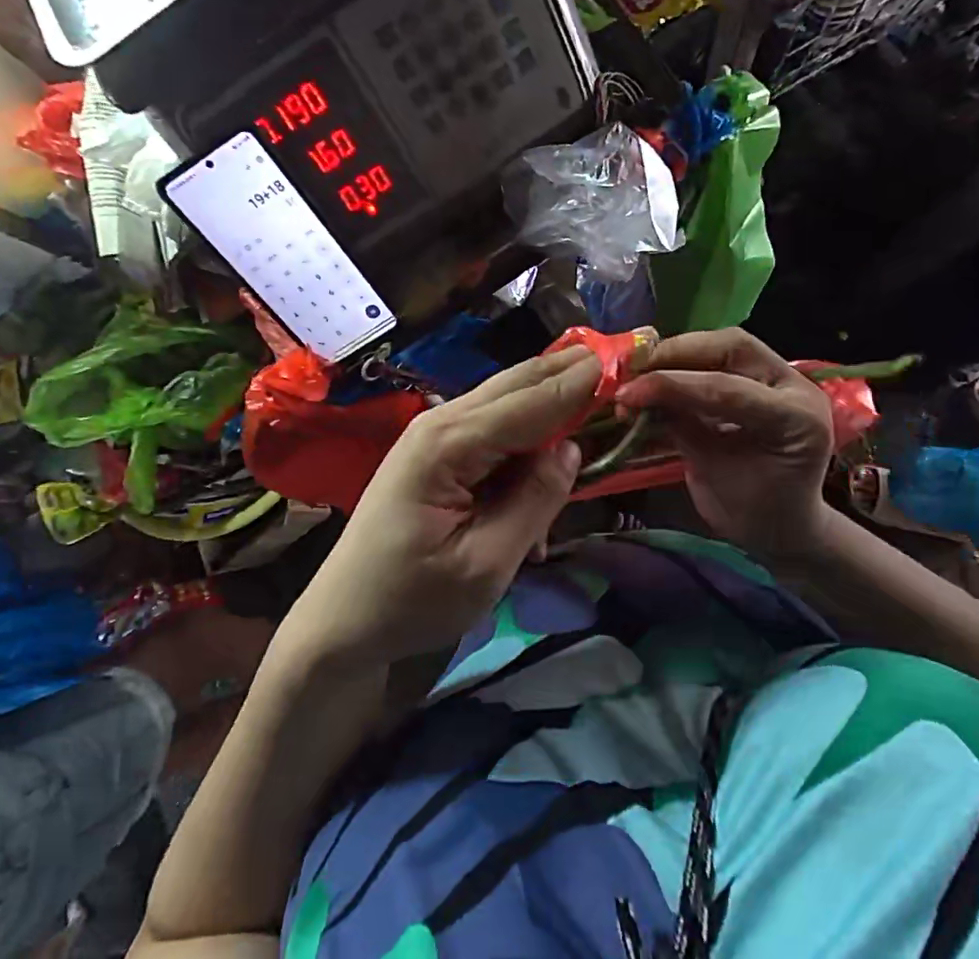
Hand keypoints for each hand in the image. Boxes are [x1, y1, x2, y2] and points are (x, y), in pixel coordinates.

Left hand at [275, 348, 598, 670]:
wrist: (344, 621)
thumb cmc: (410, 601)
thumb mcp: (485, 563)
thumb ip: (534, 500)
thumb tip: (572, 448)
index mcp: (449, 444)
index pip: (531, 401)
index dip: (583, 381)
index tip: (633, 358)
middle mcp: (439, 424)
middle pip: (516, 386)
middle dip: (569, 375)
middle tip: (623, 359)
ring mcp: (432, 438)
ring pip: (506, 407)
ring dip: (549, 413)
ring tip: (598, 403)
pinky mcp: (434, 457)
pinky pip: (491, 437)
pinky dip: (524, 447)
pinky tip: (546, 472)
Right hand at [615, 329, 834, 556]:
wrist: (778, 528)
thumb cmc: (753, 513)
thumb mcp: (714, 476)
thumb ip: (682, 429)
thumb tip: (634, 398)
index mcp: (795, 416)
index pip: (727, 387)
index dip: (672, 385)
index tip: (628, 394)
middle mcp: (792, 388)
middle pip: (731, 347)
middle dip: (676, 354)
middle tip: (631, 372)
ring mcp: (776, 381)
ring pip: (721, 348)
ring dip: (674, 357)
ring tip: (635, 376)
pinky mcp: (755, 381)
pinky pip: (715, 362)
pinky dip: (679, 369)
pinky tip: (650, 381)